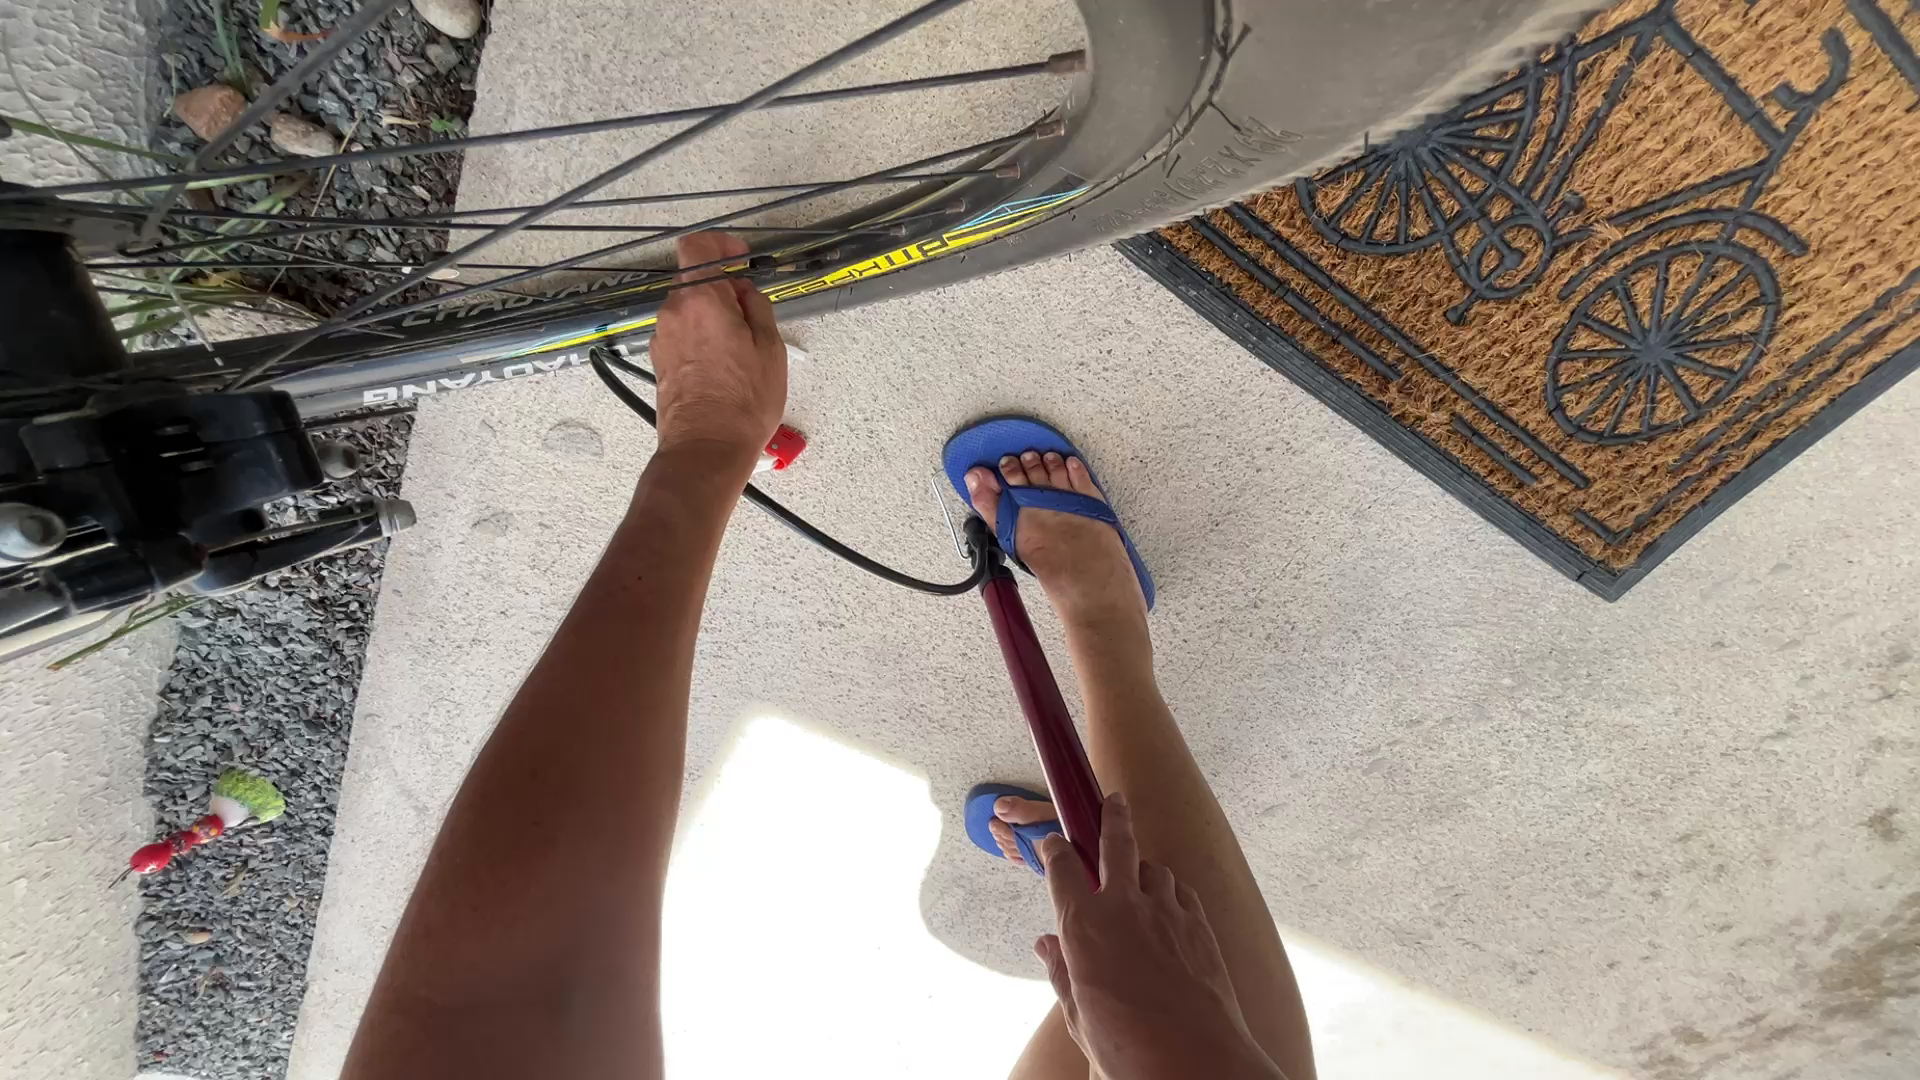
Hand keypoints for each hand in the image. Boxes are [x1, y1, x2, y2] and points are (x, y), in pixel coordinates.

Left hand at [648, 232, 787, 461]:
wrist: (707, 449)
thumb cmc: (743, 404)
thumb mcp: (771, 350)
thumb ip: (758, 310)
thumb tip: (747, 294)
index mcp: (703, 301)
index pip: (698, 247)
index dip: (721, 244)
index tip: (741, 257)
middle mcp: (675, 314)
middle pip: (696, 282)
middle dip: (725, 289)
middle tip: (754, 314)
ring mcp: (664, 339)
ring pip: (690, 310)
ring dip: (715, 318)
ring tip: (743, 349)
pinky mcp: (662, 362)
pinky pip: (685, 335)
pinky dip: (704, 339)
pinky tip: (726, 366)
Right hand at [1036, 795, 1287, 1079]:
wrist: (1196, 1064)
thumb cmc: (1130, 1049)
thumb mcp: (1080, 1017)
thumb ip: (1061, 973)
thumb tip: (1045, 946)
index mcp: (1083, 926)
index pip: (1061, 867)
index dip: (1053, 849)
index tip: (1052, 843)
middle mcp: (1122, 906)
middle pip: (1115, 841)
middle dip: (1112, 816)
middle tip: (1114, 801)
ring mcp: (1163, 910)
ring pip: (1152, 867)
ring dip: (1144, 869)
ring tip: (1141, 879)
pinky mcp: (1196, 924)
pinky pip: (1181, 892)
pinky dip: (1172, 893)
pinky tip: (1169, 907)